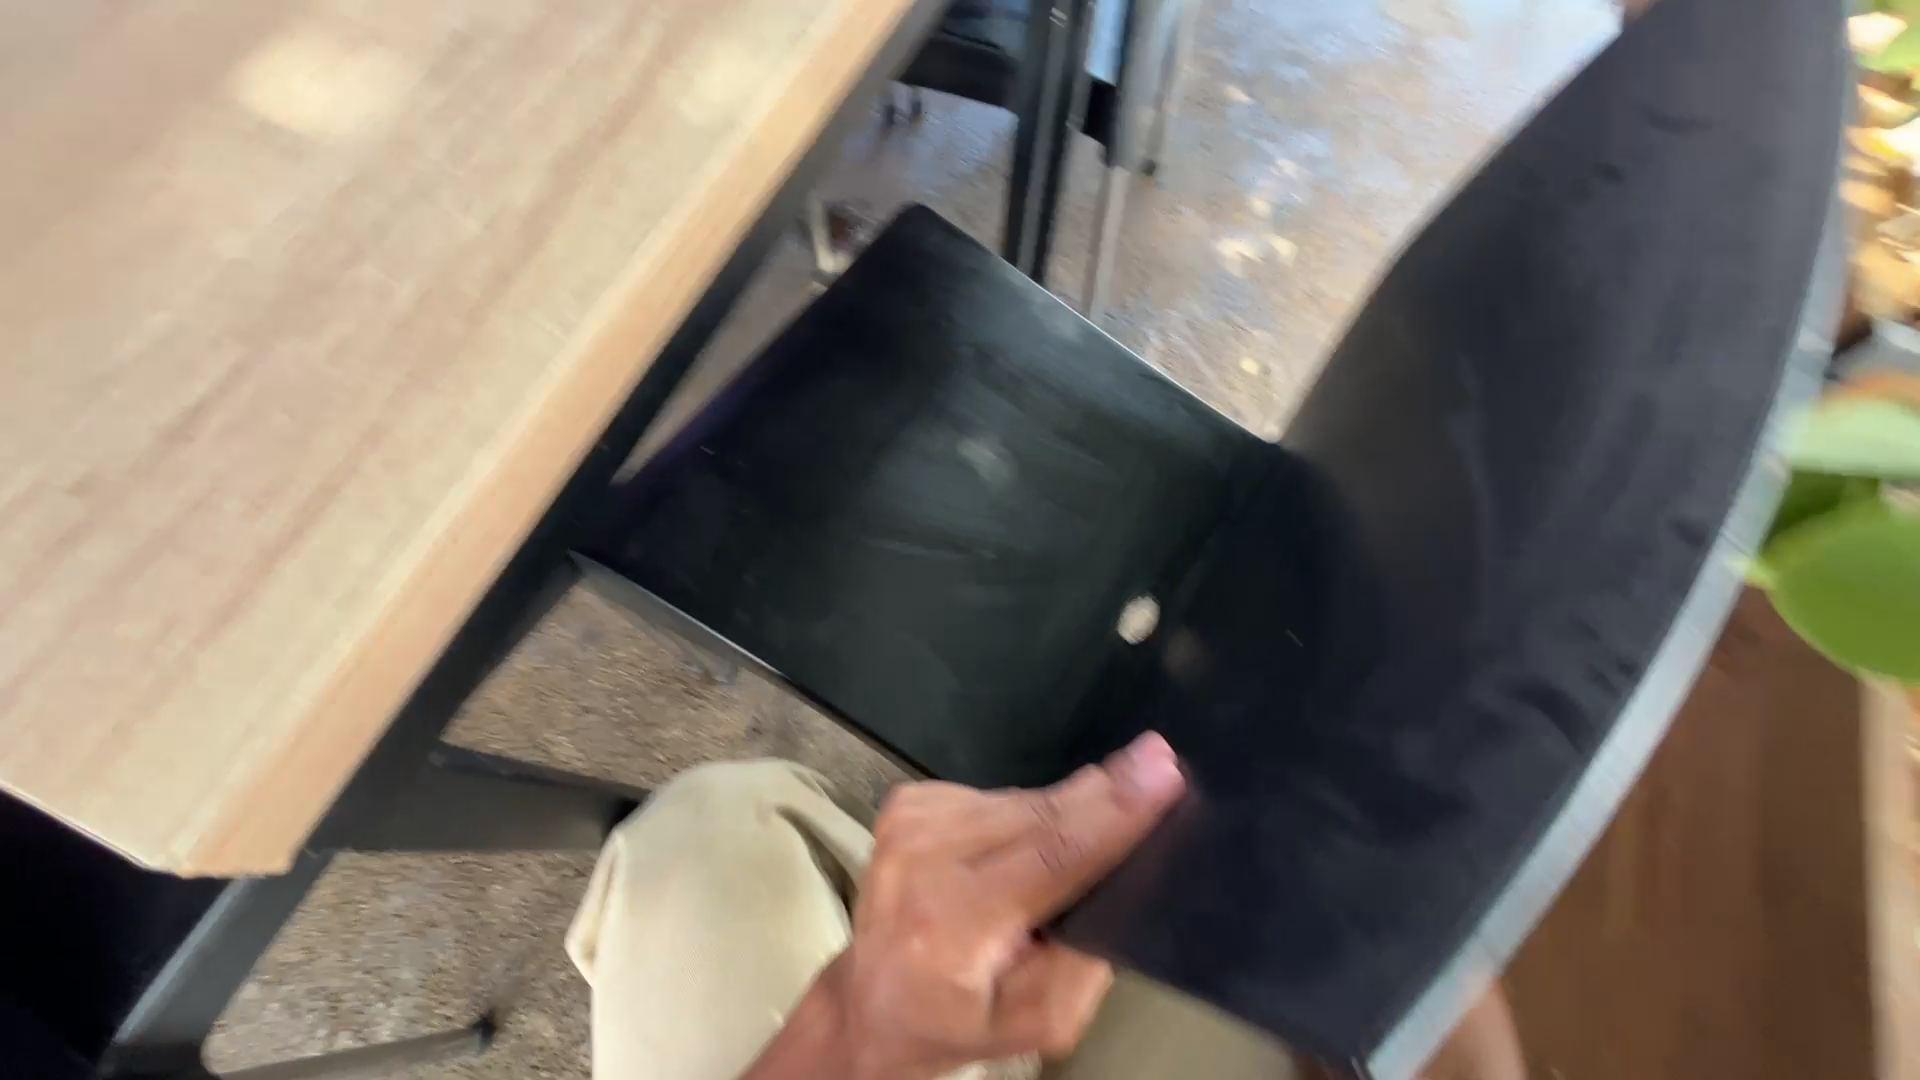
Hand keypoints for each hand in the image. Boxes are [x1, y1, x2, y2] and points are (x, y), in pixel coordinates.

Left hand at [747, 732, 1186, 1079]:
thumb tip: (1120, 867)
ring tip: (1075, 841)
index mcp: (951, 921)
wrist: (871, 996)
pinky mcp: (907, 800)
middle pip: (1039, 813)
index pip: (1050, 854)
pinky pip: (993, 797)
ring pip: (1020, 800)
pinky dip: (1020, 816)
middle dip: (1104, 792)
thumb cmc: (959, 1016)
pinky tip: (1015, 845)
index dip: (1111, 813)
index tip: (1160, 770)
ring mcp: (910, 819)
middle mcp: (923, 855)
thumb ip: (1083, 958)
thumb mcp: (1038, 1020)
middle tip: (1158, 759)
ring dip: (1061, 812)